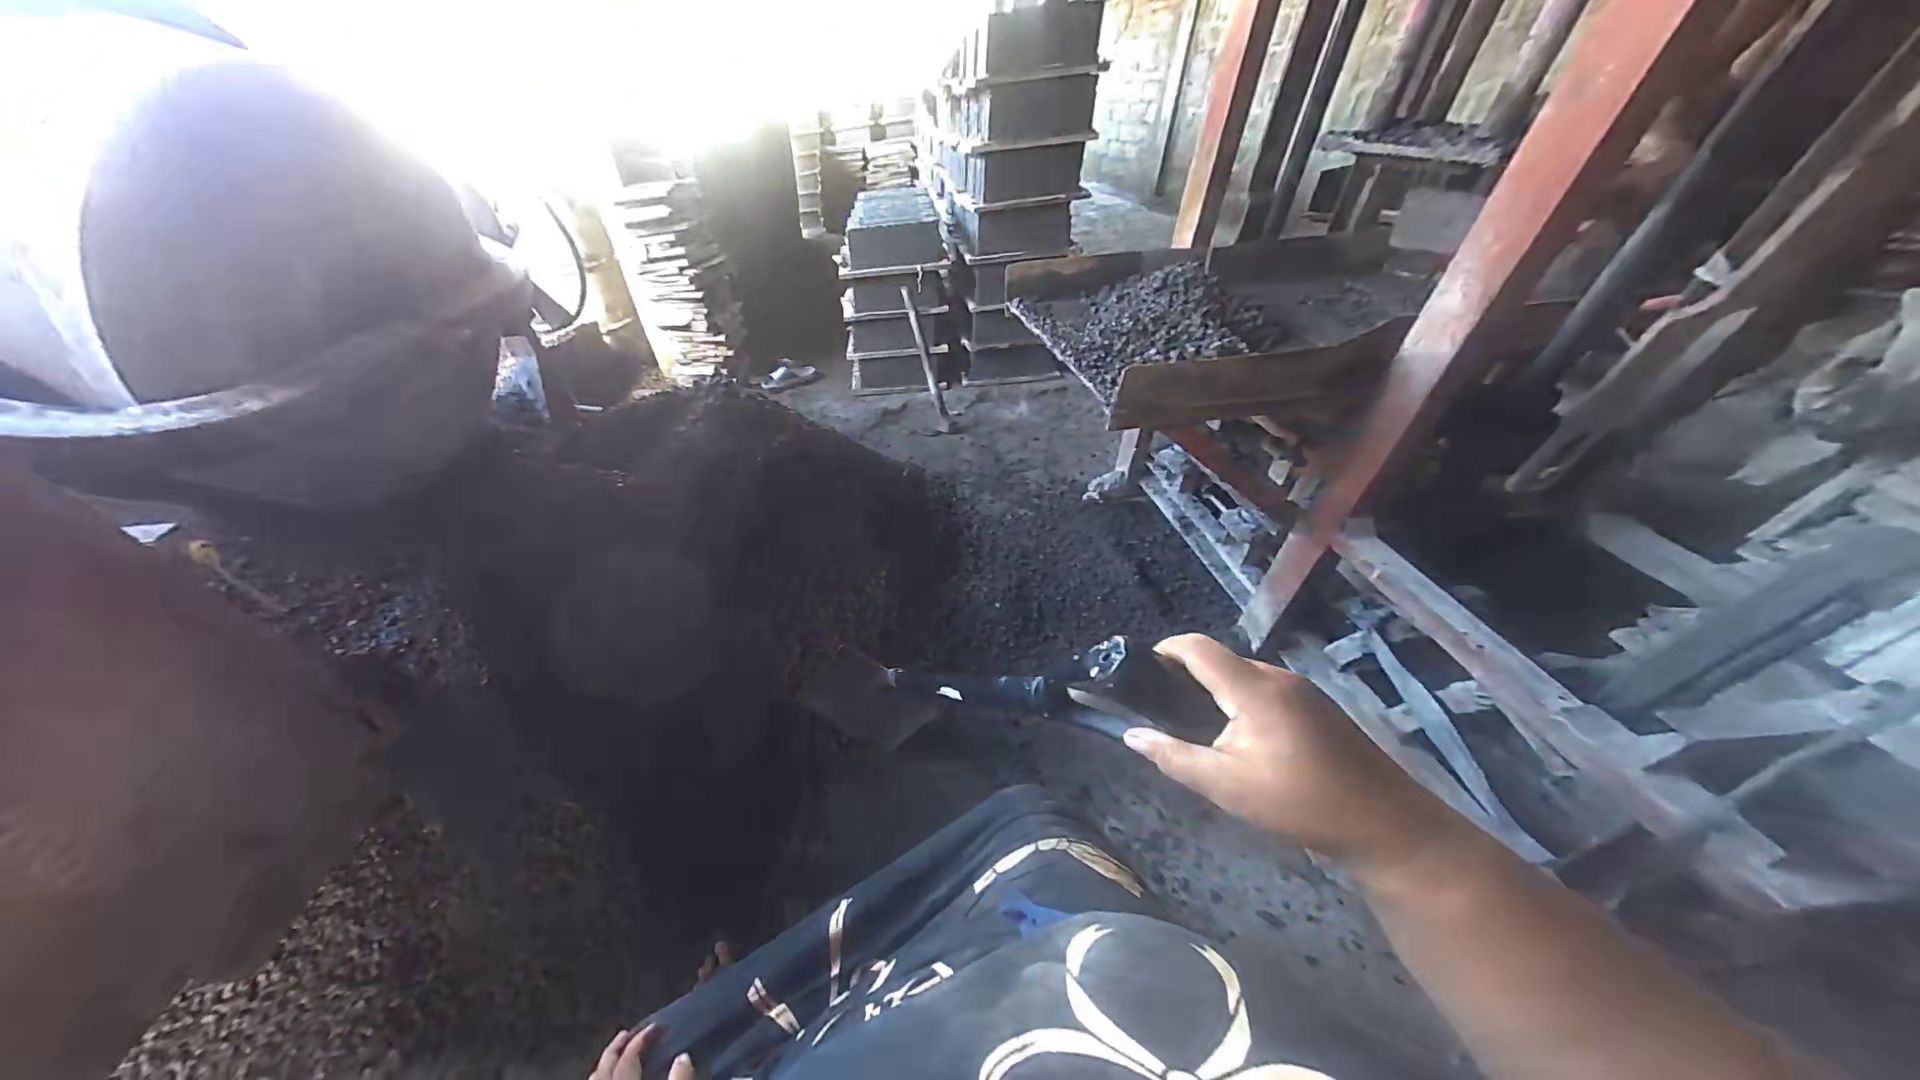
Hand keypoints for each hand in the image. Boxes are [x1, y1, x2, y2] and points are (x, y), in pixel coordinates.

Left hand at [590, 1025, 695, 1079]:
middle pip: (605, 1067)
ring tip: (613, 1054)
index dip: (641, 1039)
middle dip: (615, 1047)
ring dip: (603, 1065)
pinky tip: (604, 1078)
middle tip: (627, 1032)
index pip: (628, 1057)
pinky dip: (599, 1079)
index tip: (657, 1026)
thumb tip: (683, 1057)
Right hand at [1123, 634, 1468, 877]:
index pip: (1197, 646)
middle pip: (1219, 659)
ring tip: (1201, 729)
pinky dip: (1242, 701)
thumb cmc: (1300, 804)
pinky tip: (1243, 739)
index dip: (1165, 650)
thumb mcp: (1226, 786)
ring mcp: (1302, 689)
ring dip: (1216, 691)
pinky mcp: (1318, 704)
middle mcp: (1277, 676)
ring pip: (1243, 675)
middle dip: (1187, 676)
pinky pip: (1266, 689)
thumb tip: (1131, 735)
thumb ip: (1173, 756)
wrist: (1388, 825)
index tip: (1143, 673)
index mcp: (1253, 688)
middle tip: (1167, 711)